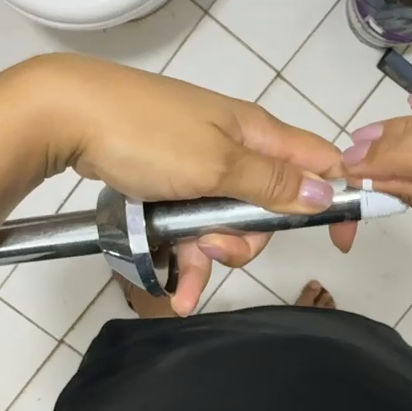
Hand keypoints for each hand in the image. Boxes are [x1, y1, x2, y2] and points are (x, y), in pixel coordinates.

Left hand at [8, 54, 355, 315]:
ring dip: (213, 255)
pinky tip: (178, 292)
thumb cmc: (147, 134)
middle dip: (249, 238)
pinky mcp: (170, 186)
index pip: (319, 163)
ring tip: (187, 268)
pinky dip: (187, 260)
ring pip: (228, 225)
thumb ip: (270, 183)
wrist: (69, 118)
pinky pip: (192, 229)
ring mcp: (200, 170)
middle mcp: (235, 151)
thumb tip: (324, 192)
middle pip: (269, 209)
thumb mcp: (217, 164)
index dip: (337, 198)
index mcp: (256, 135)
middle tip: (218, 243)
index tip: (342, 238)